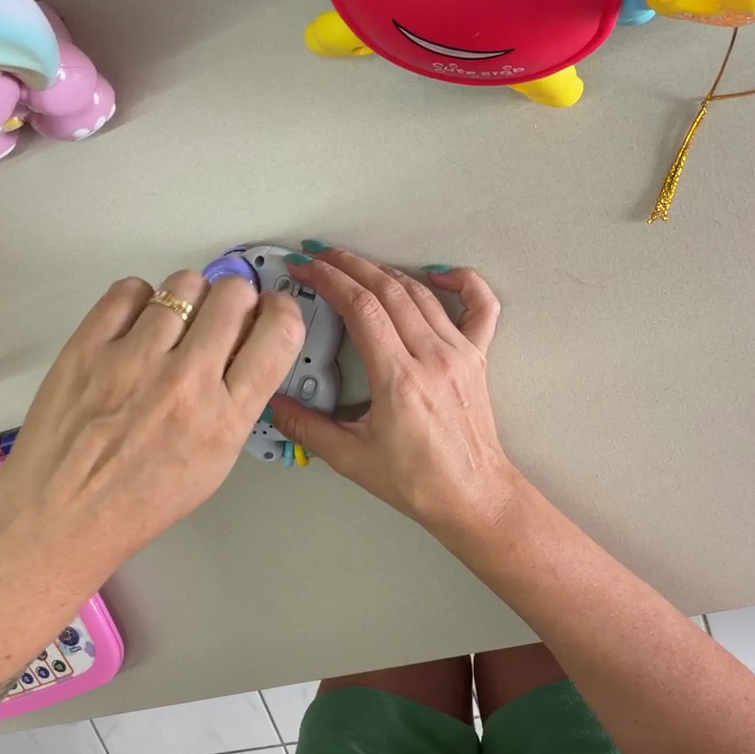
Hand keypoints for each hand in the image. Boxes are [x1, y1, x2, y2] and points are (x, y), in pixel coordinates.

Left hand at [0, 271, 303, 564]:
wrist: (60, 516)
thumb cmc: (138, 500)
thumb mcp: (213, 463)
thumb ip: (237, 403)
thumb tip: (246, 346)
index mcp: (224, 419)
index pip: (278, 334)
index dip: (282, 311)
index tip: (270, 311)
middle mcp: (185, 382)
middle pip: (233, 295)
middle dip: (234, 299)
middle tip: (219, 315)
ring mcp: (134, 360)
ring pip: (183, 284)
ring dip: (186, 298)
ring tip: (172, 324)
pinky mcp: (88, 347)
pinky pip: (129, 289)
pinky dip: (138, 300)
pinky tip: (134, 326)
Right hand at [269, 246, 522, 543]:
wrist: (472, 496)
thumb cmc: (421, 482)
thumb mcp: (351, 458)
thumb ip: (307, 429)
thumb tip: (275, 407)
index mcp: (399, 378)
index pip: (361, 308)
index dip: (329, 280)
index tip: (307, 268)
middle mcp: (432, 357)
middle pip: (387, 290)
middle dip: (349, 266)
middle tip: (321, 256)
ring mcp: (458, 353)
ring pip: (420, 293)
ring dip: (384, 271)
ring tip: (357, 263)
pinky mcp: (476, 358)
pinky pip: (479, 307)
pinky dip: (462, 282)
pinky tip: (440, 273)